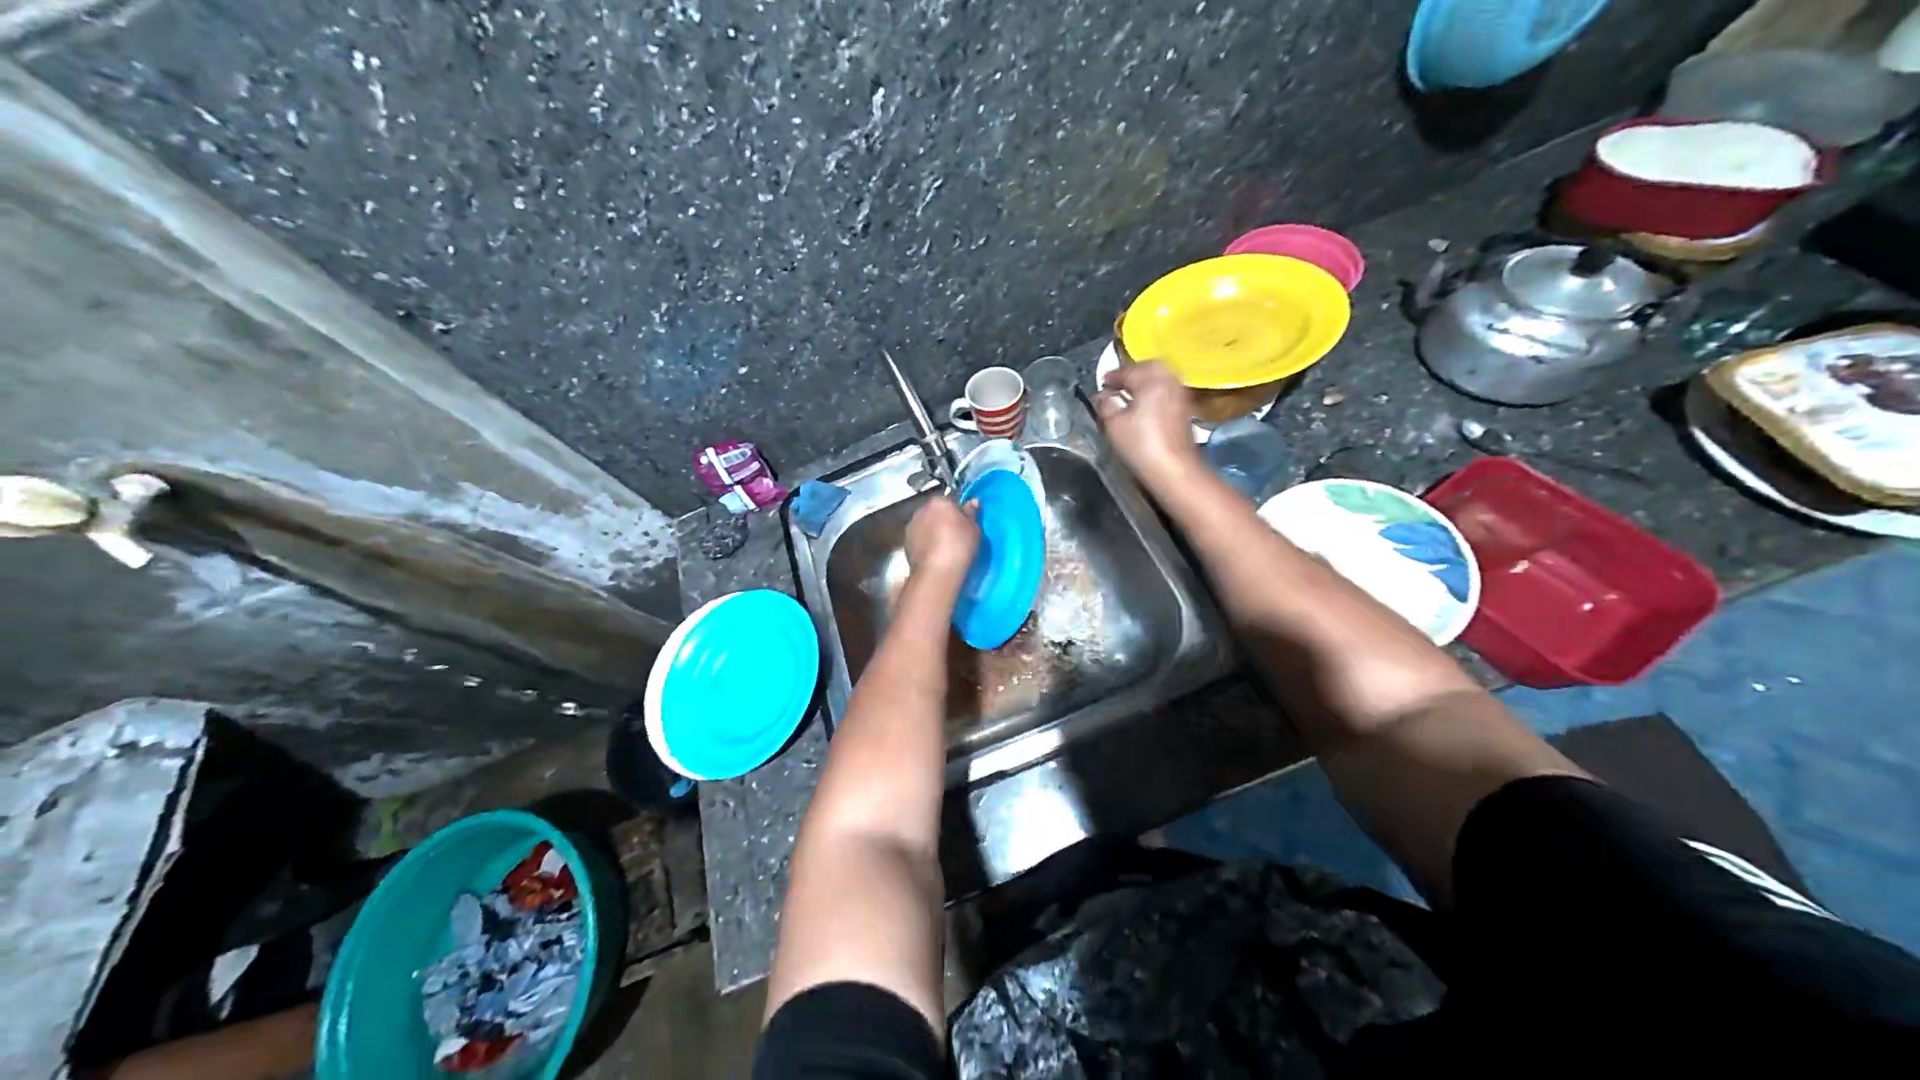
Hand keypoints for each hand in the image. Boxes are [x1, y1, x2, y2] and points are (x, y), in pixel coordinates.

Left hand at [904, 495, 978, 581]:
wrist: (936, 571)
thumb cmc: (960, 546)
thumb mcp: (974, 529)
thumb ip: (971, 513)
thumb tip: (972, 502)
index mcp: (939, 501)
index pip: (951, 500)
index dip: (958, 511)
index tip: (964, 523)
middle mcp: (922, 509)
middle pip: (935, 511)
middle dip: (943, 519)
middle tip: (955, 534)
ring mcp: (911, 525)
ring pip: (925, 524)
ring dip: (932, 530)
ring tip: (943, 546)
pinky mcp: (905, 542)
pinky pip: (919, 537)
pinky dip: (924, 542)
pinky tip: (933, 554)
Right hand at [1094, 361, 1201, 487]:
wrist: (1174, 470)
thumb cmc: (1141, 446)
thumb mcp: (1114, 425)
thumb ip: (1106, 405)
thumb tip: (1102, 396)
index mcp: (1151, 381)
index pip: (1128, 371)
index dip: (1112, 377)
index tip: (1102, 383)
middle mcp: (1169, 383)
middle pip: (1151, 367)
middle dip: (1134, 372)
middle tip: (1119, 383)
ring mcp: (1180, 396)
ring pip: (1162, 378)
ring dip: (1146, 381)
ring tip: (1131, 394)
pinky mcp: (1185, 411)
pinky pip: (1168, 391)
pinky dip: (1156, 392)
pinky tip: (1146, 406)